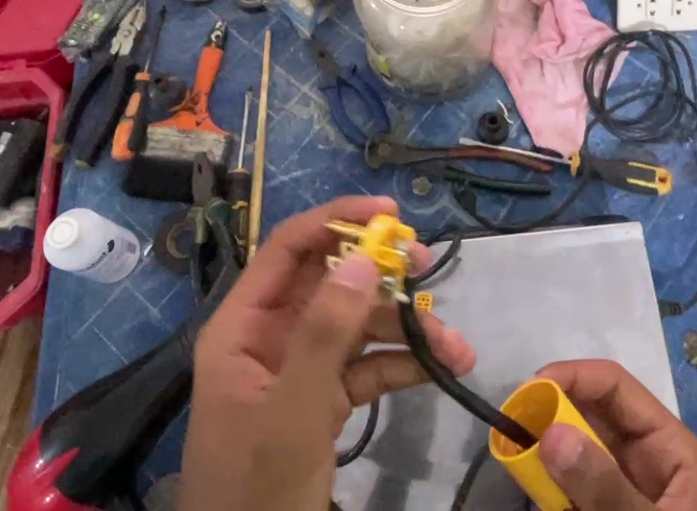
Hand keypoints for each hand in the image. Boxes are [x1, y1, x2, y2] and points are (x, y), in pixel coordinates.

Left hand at [179, 196, 477, 510]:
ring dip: (405, 327)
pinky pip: (367, 366)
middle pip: (329, 282)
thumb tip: (363, 258)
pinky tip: (443, 368)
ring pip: (356, 325)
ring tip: (454, 345)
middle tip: (427, 266)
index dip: (337, 221)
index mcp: (242, 328)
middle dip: (381, 273)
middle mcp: (270, 338)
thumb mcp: (291, 417)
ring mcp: (299, 371)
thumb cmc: (256, 494)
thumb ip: (324, 336)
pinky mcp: (324, 402)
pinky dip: (404, 364)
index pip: (288, 249)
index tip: (391, 214)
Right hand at [535, 359, 696, 510]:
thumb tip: (551, 433)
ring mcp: (624, 490)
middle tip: (513, 432)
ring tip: (522, 465)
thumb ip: (605, 488)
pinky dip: (552, 489)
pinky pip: (572, 489)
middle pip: (590, 415)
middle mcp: (645, 459)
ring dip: (547, 456)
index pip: (615, 386)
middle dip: (551, 417)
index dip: (572, 376)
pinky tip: (540, 497)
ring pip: (575, 451)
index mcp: (670, 448)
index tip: (528, 392)